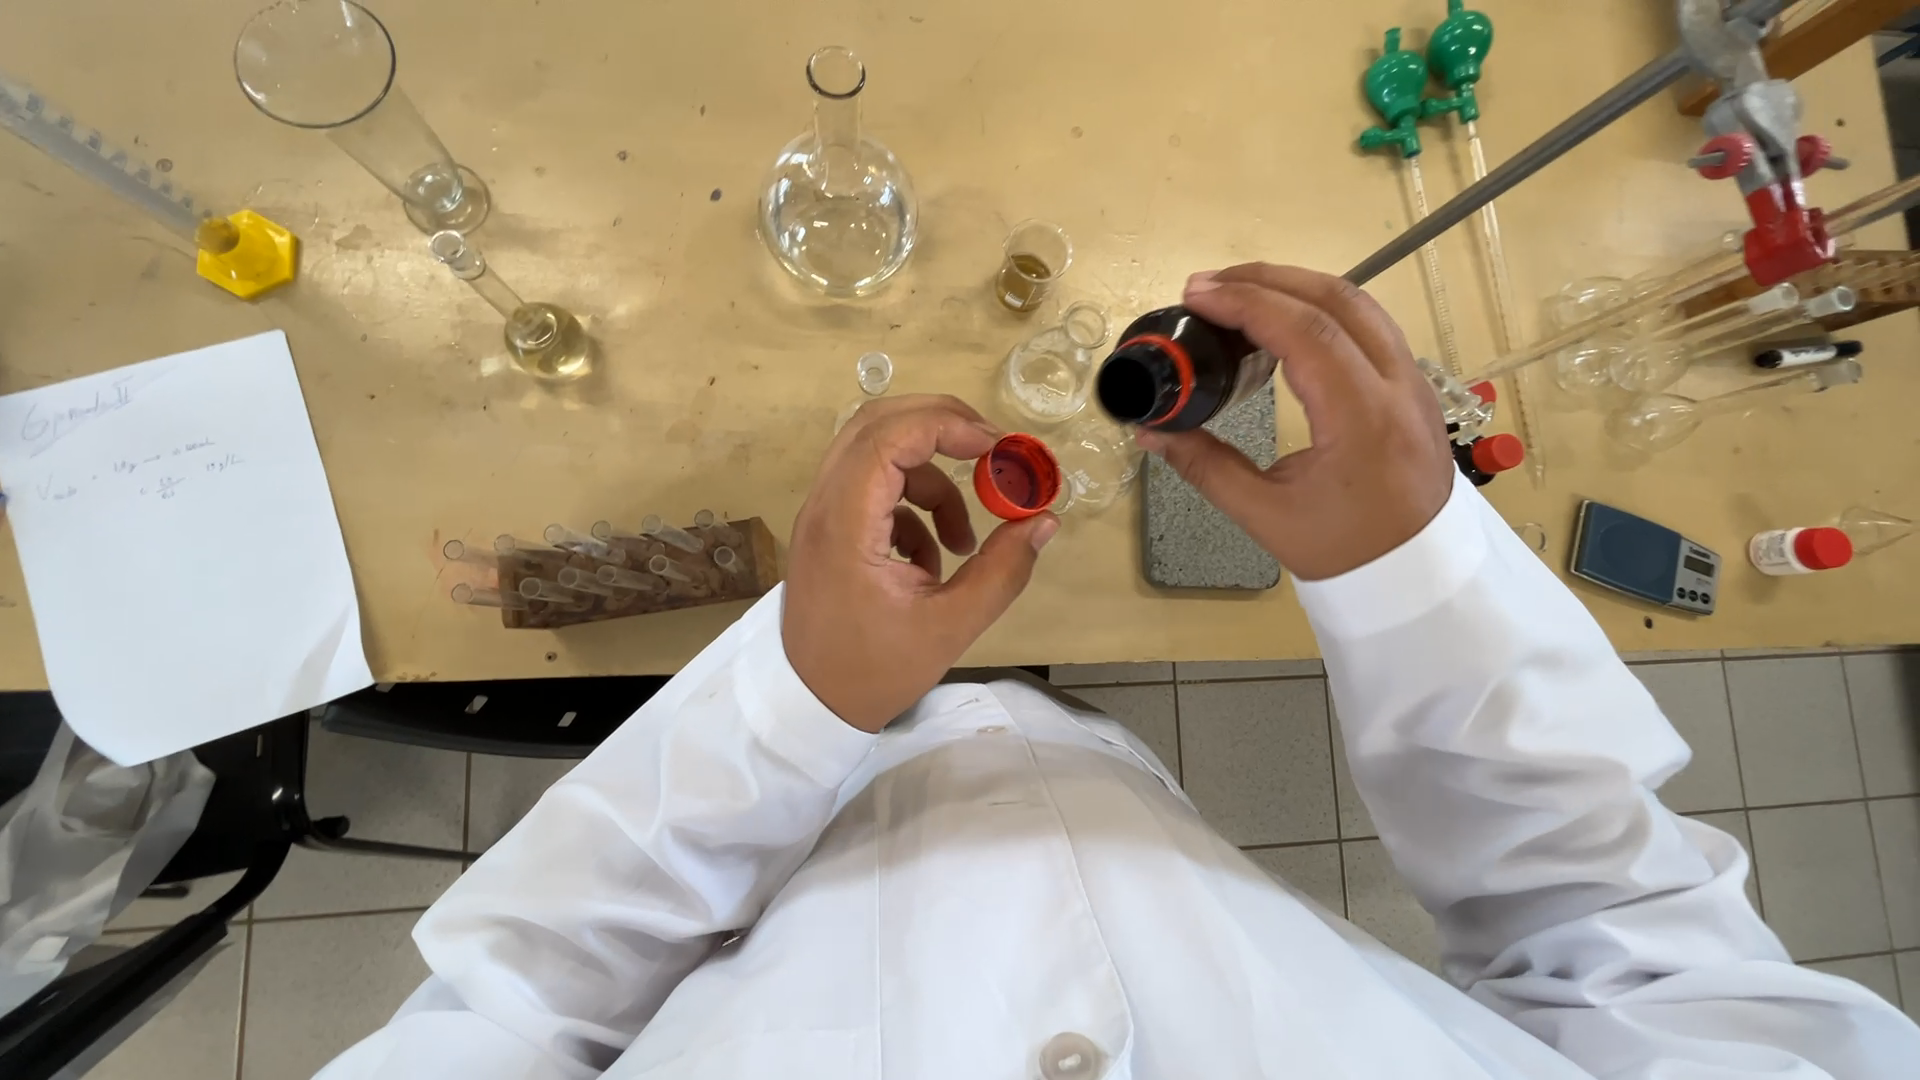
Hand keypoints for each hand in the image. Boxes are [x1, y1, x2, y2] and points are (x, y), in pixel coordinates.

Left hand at [783, 395, 1059, 732]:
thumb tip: (1044, 521)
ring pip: (879, 453)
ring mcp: (822, 513)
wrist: (809, 704)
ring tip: (964, 540)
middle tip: (992, 452)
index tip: (998, 448)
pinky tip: (931, 560)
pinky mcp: (829, 528)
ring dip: (933, 479)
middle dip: (942, 426)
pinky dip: (914, 507)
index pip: (889, 436)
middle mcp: (825, 504)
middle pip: (879, 423)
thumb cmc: (874, 671)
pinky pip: (876, 489)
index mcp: (846, 523)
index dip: (948, 425)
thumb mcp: (951, 626)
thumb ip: (1003, 570)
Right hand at [1137, 263, 1453, 580]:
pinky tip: (1284, 320)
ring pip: (1358, 302)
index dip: (1246, 303)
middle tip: (1207, 287)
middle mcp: (1396, 384)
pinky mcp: (1412, 383)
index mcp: (1361, 417)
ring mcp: (1412, 379)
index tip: (1196, 295)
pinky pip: (1368, 322)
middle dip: (1265, 280)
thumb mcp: (1263, 513)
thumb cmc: (1341, 548)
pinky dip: (1320, 306)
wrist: (1415, 572)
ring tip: (1238, 294)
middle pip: (1335, 298)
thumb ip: (1203, 466)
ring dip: (1295, 286)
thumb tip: (1150, 432)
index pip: (1306, 332)